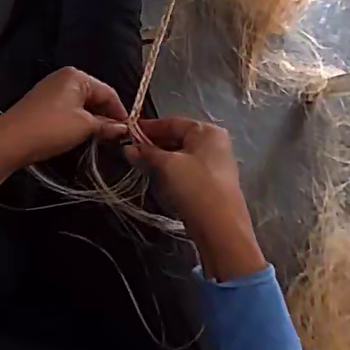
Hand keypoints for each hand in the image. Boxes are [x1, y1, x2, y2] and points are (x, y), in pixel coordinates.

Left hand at [0, 67, 129, 169]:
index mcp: (77, 76)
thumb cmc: (51, 128)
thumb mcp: (84, 127)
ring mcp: (51, 90)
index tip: (129, 131)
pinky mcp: (42, 104)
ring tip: (100, 139)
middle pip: (95, 96)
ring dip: (92, 120)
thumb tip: (123, 128)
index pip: (109, 92)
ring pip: (82, 104)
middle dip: (106, 116)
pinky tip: (81, 135)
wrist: (9, 141)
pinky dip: (78, 121)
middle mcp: (64, 78)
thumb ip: (107, 125)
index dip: (120, 112)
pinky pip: (68, 109)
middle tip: (115, 137)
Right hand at [125, 117, 265, 280]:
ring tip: (140, 164)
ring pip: (182, 155)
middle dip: (154, 144)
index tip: (127, 132)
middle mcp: (215, 143)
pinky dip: (172, 171)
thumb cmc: (195, 187)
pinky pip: (188, 169)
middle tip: (131, 151)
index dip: (149, 127)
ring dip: (162, 158)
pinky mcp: (213, 182)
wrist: (221, 228)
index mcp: (208, 131)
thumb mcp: (168, 166)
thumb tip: (128, 147)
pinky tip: (158, 177)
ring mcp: (216, 163)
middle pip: (179, 137)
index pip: (173, 122)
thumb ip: (147, 153)